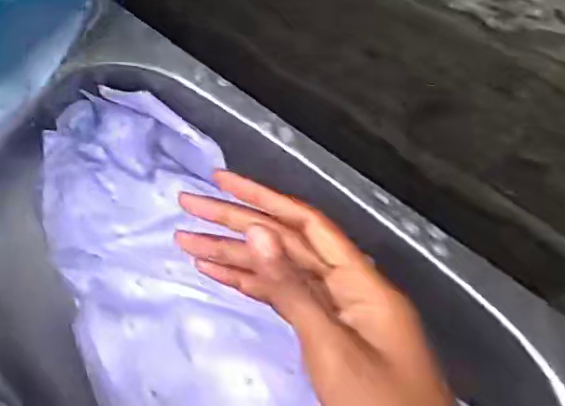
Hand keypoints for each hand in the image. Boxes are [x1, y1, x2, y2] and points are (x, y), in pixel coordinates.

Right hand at [176, 170, 452, 405]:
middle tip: (187, 206)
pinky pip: (281, 295)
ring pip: (277, 269)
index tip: (218, 181)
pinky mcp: (328, 335)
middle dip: (234, 223)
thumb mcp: (331, 344)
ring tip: (186, 242)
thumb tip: (256, 229)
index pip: (306, 223)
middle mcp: (352, 291)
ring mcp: (340, 314)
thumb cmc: (378, 403)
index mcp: (365, 285)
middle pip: (285, 242)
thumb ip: (290, 285)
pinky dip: (247, 282)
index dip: (261, 196)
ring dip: (231, 254)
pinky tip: (214, 271)